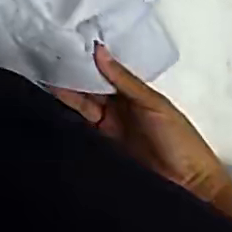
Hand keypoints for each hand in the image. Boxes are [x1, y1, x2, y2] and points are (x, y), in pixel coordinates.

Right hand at [57, 43, 230, 201]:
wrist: (192, 190)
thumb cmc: (181, 142)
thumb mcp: (154, 105)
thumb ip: (124, 79)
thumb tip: (97, 48)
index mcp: (132, 93)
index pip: (102, 71)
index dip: (84, 58)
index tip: (60, 42)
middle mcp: (116, 106)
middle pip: (86, 86)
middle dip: (68, 73)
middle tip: (42, 56)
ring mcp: (106, 126)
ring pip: (79, 103)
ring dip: (62, 91)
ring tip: (39, 75)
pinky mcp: (99, 145)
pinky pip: (78, 126)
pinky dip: (64, 114)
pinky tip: (47, 102)